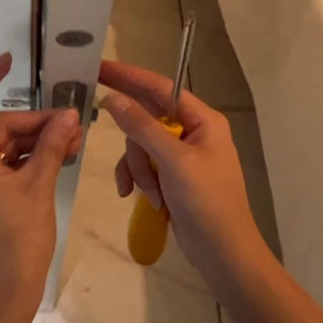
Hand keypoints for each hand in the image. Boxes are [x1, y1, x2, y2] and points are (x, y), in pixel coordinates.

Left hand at [0, 54, 82, 319]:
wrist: (8, 290)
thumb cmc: (19, 237)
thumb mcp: (38, 186)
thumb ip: (51, 145)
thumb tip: (67, 115)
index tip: (8, 60)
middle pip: (0, 128)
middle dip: (36, 123)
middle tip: (73, 124)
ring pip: (9, 146)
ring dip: (39, 141)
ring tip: (75, 141)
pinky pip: (11, 165)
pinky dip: (34, 158)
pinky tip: (62, 156)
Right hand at [98, 59, 266, 275]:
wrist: (223, 254)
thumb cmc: (206, 203)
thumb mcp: (173, 161)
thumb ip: (142, 127)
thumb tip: (113, 98)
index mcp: (202, 120)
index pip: (159, 87)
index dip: (128, 76)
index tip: (98, 68)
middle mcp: (192, 131)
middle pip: (145, 118)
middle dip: (136, 145)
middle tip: (129, 158)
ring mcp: (181, 155)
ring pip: (140, 145)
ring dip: (138, 168)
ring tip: (148, 192)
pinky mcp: (171, 176)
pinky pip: (142, 165)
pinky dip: (137, 179)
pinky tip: (135, 196)